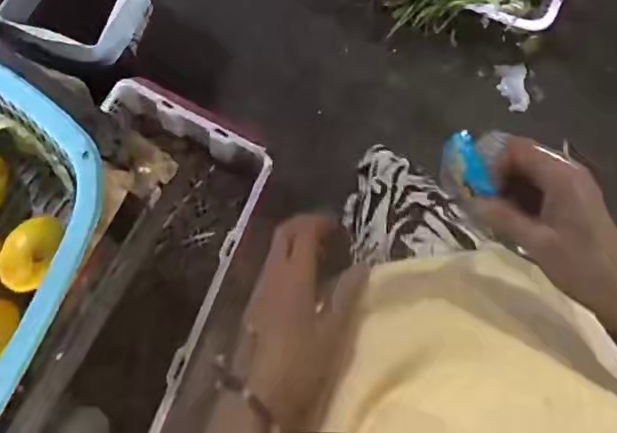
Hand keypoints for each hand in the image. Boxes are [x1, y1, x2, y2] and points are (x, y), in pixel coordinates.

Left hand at [229, 214, 363, 428]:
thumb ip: (346, 295)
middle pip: (284, 233)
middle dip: (304, 224)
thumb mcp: (332, 332)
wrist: (258, 395)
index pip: (304, 231)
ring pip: (275, 249)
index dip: (320, 221)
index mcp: (293, 274)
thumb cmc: (299, 362)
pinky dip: (286, 260)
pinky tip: (300, 281)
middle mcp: (273, 273)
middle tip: (326, 231)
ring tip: (318, 255)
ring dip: (294, 242)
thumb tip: (362, 265)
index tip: (338, 224)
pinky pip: (271, 267)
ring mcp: (260, 287)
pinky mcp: (254, 304)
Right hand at [472, 137, 616, 319]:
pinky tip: (514, 216)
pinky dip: (523, 194)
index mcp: (561, 174)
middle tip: (481, 198)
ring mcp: (574, 183)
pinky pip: (541, 183)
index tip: (479, 189)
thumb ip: (502, 217)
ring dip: (509, 184)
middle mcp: (568, 170)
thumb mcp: (537, 243)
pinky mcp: (576, 198)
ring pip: (530, 169)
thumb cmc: (582, 268)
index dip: (492, 163)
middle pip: (522, 155)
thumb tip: (473, 201)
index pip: (516, 148)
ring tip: (494, 210)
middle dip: (497, 172)